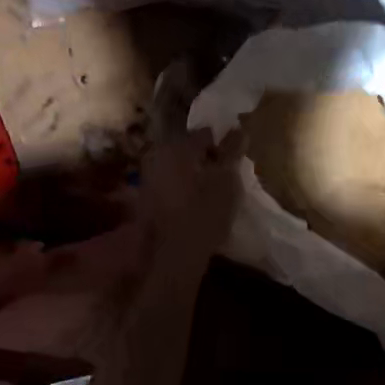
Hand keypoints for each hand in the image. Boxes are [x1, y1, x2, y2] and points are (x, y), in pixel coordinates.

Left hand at [138, 127, 244, 271]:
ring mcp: (147, 179)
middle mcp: (157, 157)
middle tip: (224, 173)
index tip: (234, 156)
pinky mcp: (145, 201)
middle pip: (186, 150)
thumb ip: (232, 153)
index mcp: (177, 147)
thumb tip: (238, 130)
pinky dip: (182, 188)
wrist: (174, 255)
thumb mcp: (226, 181)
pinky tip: (195, 203)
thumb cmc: (204, 214)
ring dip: (193, 174)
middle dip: (205, 158)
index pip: (204, 134)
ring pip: (176, 168)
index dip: (222, 143)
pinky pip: (168, 185)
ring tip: (212, 189)